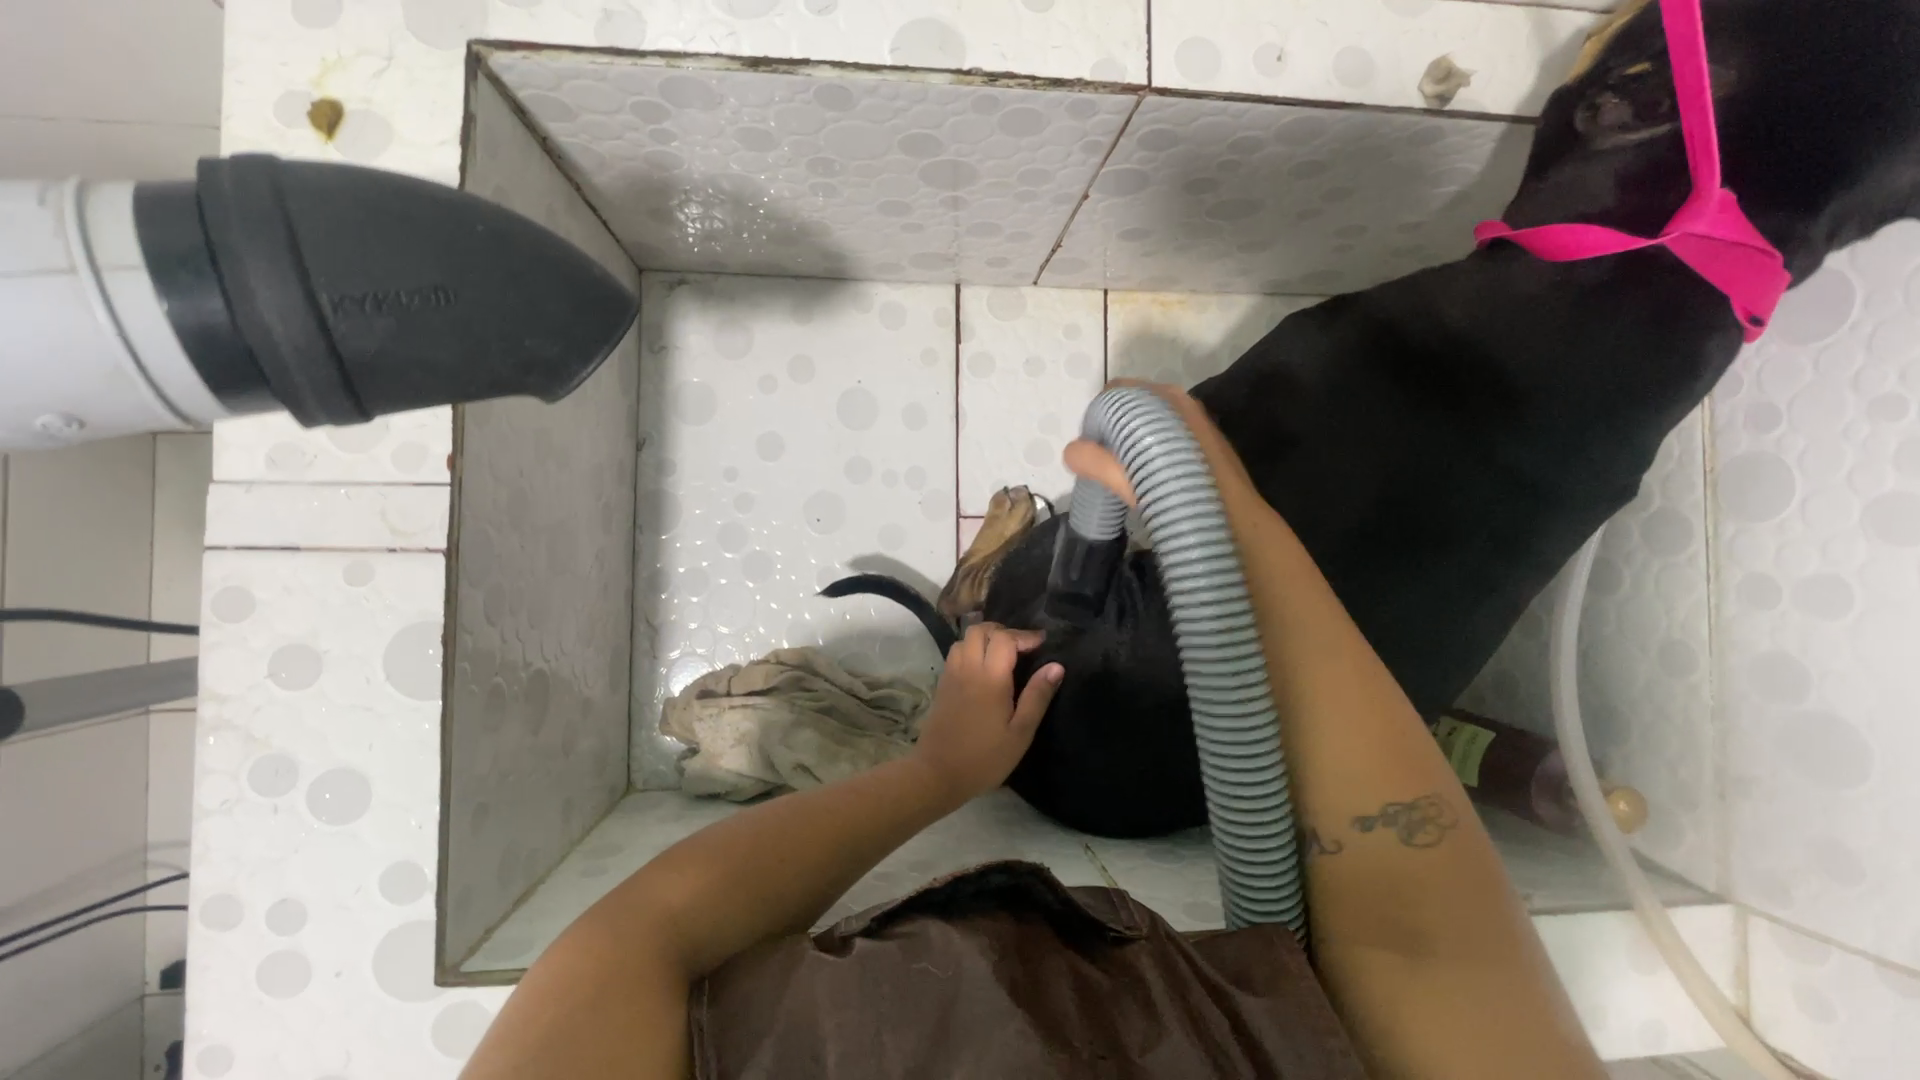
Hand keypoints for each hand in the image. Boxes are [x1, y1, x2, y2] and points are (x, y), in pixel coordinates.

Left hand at [911, 622, 1063, 802]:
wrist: (937, 773)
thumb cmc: (985, 757)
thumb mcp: (1020, 733)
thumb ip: (1037, 697)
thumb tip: (1056, 667)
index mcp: (990, 678)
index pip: (1005, 639)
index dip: (1025, 635)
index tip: (1042, 642)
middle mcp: (968, 669)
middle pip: (980, 630)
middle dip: (1002, 631)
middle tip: (1021, 647)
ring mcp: (951, 676)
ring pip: (964, 640)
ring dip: (984, 639)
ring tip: (1002, 655)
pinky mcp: (941, 686)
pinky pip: (955, 654)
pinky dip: (970, 650)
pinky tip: (982, 670)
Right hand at [1061, 380, 1264, 514]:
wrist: (1235, 522)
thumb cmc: (1181, 494)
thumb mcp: (1129, 479)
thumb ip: (1097, 462)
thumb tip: (1072, 452)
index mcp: (1163, 399)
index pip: (1116, 392)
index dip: (1098, 418)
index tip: (1091, 449)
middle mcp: (1181, 403)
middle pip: (1132, 407)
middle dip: (1113, 431)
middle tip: (1103, 464)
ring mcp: (1196, 422)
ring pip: (1150, 424)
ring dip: (1131, 442)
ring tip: (1123, 473)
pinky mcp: (1205, 444)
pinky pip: (1166, 437)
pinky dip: (1150, 450)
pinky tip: (1149, 478)